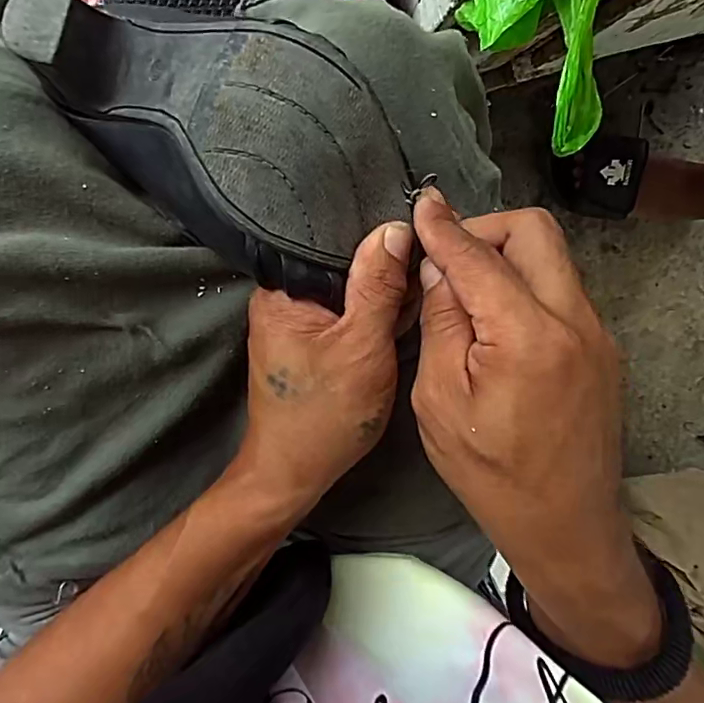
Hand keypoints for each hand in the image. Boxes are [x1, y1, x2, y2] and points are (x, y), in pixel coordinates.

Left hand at [235, 221, 413, 507]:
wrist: (294, 471)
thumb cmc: (323, 418)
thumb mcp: (362, 347)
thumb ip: (378, 287)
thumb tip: (394, 231)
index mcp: (281, 291)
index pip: (329, 238)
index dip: (375, 234)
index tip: (415, 231)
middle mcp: (281, 298)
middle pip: (339, 262)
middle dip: (380, 263)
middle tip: (423, 261)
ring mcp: (293, 319)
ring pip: (345, 287)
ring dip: (378, 289)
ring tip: (415, 286)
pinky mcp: (307, 338)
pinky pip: (343, 310)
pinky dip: (368, 311)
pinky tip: (396, 312)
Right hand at [409, 191, 656, 662]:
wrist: (567, 527)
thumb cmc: (491, 473)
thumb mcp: (439, 400)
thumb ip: (441, 323)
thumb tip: (439, 270)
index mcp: (528, 335)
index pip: (478, 256)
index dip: (443, 226)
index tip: (421, 205)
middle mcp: (574, 320)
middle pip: (534, 231)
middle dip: (483, 228)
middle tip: (444, 259)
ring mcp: (596, 333)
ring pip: (550, 257)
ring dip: (503, 256)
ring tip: (463, 293)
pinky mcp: (601, 348)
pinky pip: (558, 289)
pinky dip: (521, 284)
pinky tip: (493, 320)